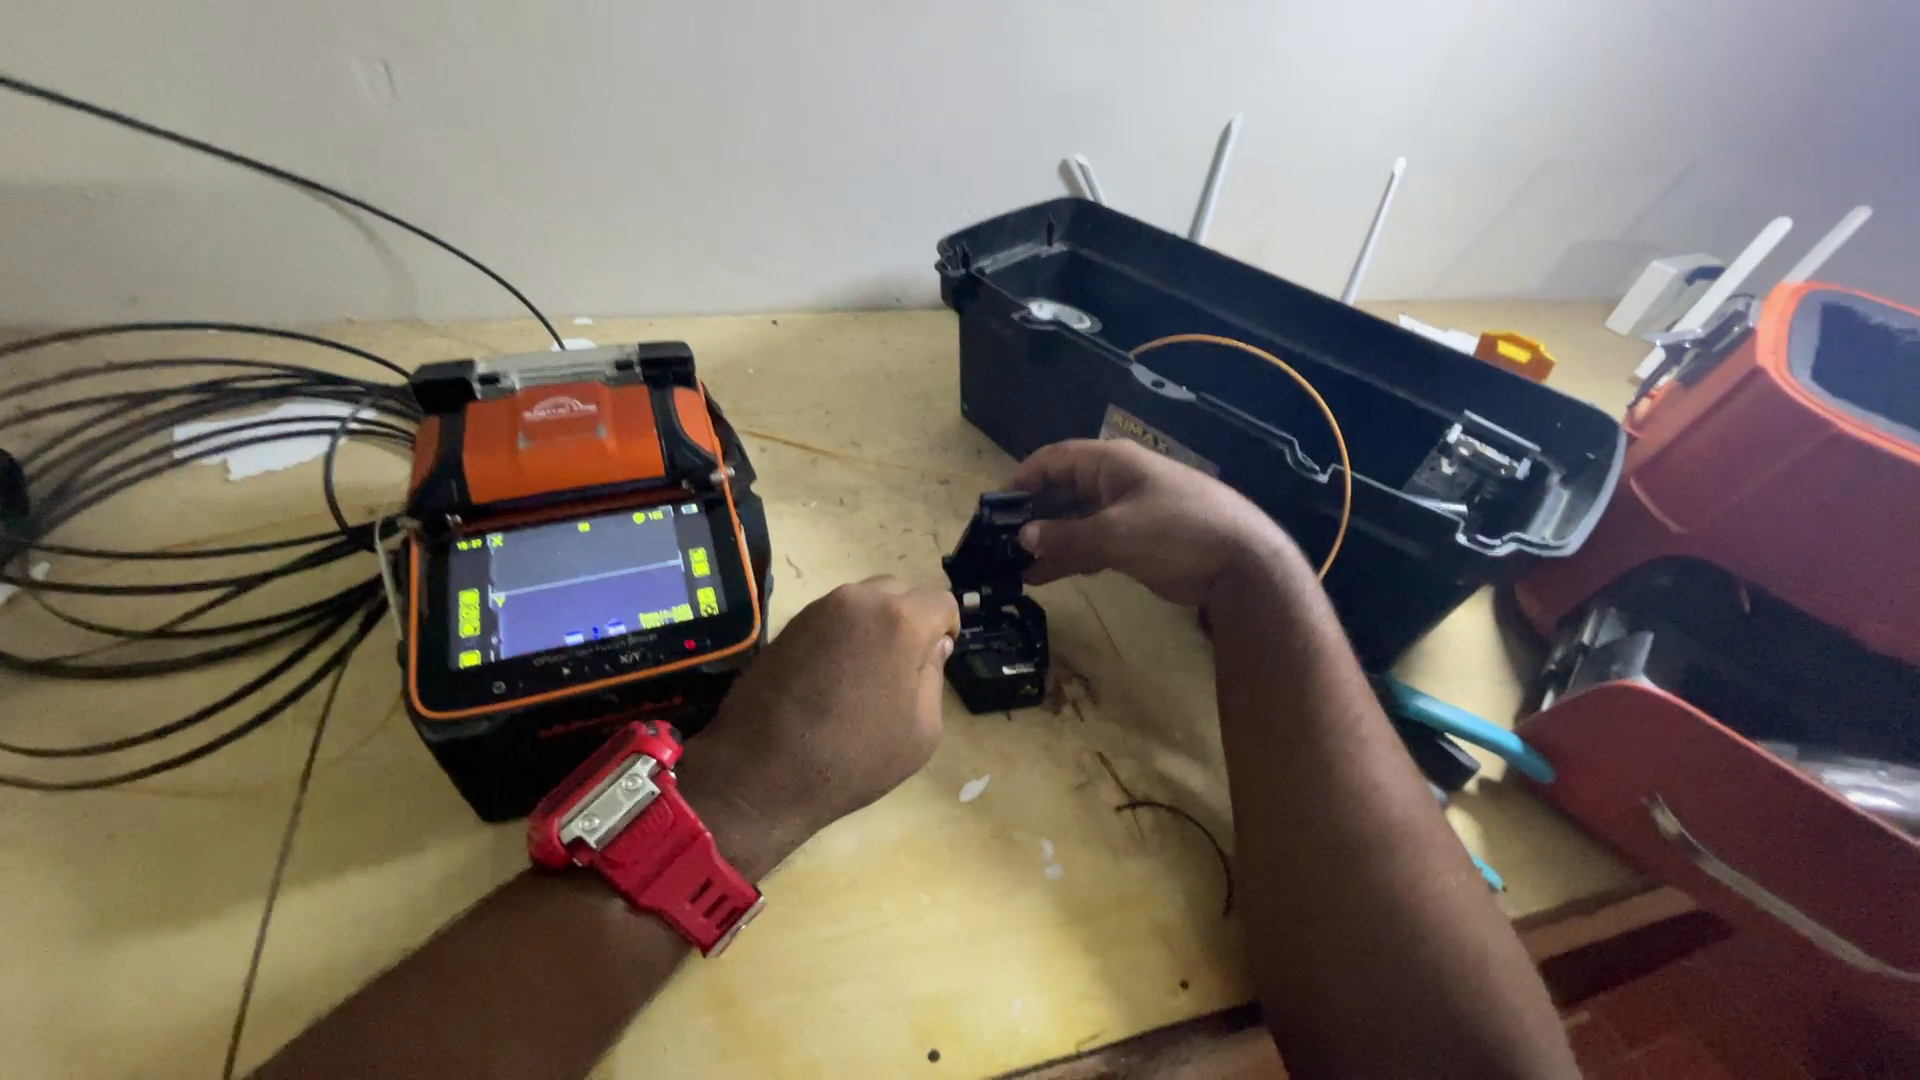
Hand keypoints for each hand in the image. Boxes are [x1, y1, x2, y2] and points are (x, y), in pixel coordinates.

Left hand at [676, 577, 959, 875]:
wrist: (760, 773)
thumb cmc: (853, 759)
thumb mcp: (921, 731)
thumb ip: (933, 677)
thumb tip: (932, 645)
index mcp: (901, 620)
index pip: (940, 602)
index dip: (945, 630)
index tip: (934, 662)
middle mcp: (860, 600)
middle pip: (901, 594)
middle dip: (910, 622)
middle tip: (900, 669)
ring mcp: (820, 608)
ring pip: (864, 602)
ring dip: (874, 626)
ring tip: (863, 674)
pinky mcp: (791, 623)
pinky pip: (833, 616)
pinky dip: (843, 634)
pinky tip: (832, 676)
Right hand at [1011, 438, 1294, 607]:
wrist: (1243, 564)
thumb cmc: (1179, 532)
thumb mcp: (1117, 534)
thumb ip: (1067, 537)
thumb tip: (1024, 539)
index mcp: (1111, 463)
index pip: (1053, 460)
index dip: (1022, 479)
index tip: (994, 508)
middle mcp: (1115, 482)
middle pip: (1061, 491)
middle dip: (1031, 516)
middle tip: (999, 543)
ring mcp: (1125, 512)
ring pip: (1074, 521)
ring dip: (1047, 541)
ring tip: (1013, 566)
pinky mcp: (1135, 540)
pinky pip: (1091, 542)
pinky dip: (1069, 556)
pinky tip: (1043, 575)